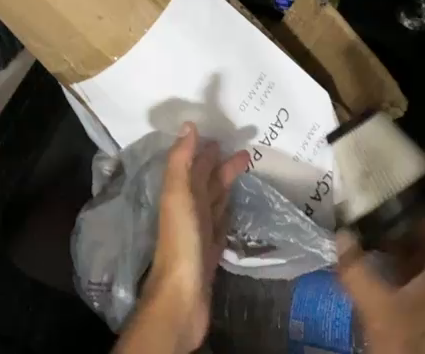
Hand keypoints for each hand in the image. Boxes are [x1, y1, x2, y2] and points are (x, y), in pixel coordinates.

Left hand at [125, 123, 250, 353]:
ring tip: (245, 171)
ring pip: (215, 200)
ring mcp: (200, 232)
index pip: (195, 164)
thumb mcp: (178, 195)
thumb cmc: (181, 242)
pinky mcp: (212, 252)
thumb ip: (181, 161)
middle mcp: (189, 210)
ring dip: (227, 184)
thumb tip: (188, 125)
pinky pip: (222, 224)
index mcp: (179, 194)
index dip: (207, 148)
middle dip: (222, 165)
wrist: (182, 298)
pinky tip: (237, 207)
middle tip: (246, 151)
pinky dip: (229, 211)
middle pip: (207, 181)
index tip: (226, 133)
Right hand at [336, 151, 424, 353]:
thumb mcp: (382, 312)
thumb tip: (340, 235)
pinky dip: (394, 236)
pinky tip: (368, 228)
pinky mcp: (418, 294)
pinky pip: (411, 253)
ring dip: (410, 209)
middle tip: (402, 162)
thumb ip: (358, 273)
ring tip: (380, 185)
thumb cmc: (413, 349)